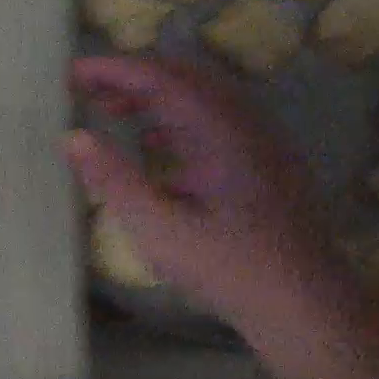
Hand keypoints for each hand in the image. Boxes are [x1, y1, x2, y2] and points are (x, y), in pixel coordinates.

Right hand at [64, 56, 363, 332]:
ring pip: (203, 98)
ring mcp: (261, 146)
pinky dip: (174, 117)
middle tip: (86, 86)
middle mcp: (248, 129)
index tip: (71, 73)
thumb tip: (72, 137)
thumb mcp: (157, 226)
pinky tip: (151, 142)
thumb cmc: (227, 266)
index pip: (164, 80)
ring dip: (154, 94)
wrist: (307, 309)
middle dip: (133, 75)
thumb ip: (113, 178)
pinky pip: (215, 121)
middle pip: (187, 78)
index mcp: (224, 135)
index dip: (115, 69)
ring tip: (110, 107)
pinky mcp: (264, 167)